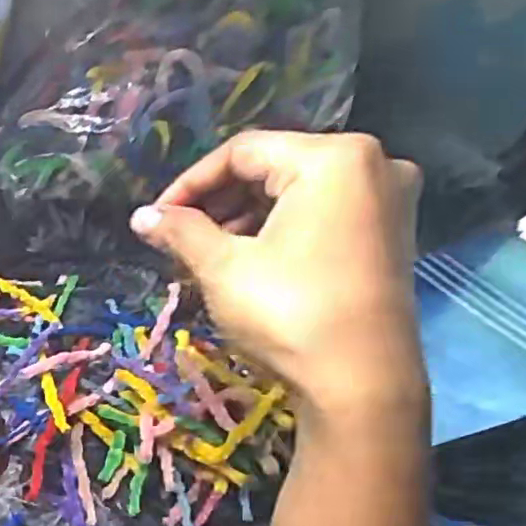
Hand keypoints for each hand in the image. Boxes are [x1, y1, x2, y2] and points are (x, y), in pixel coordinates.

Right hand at [129, 131, 426, 427]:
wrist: (357, 374)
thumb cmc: (286, 310)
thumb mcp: (222, 267)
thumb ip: (181, 232)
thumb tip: (140, 216)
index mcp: (332, 159)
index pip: (243, 151)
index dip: (188, 184)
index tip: (154, 220)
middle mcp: (371, 163)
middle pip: (272, 167)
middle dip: (215, 202)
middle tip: (175, 240)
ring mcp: (385, 198)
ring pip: (293, 193)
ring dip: (240, 218)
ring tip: (202, 255)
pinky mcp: (385, 232)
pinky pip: (317, 214)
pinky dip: (274, 230)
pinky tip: (244, 262)